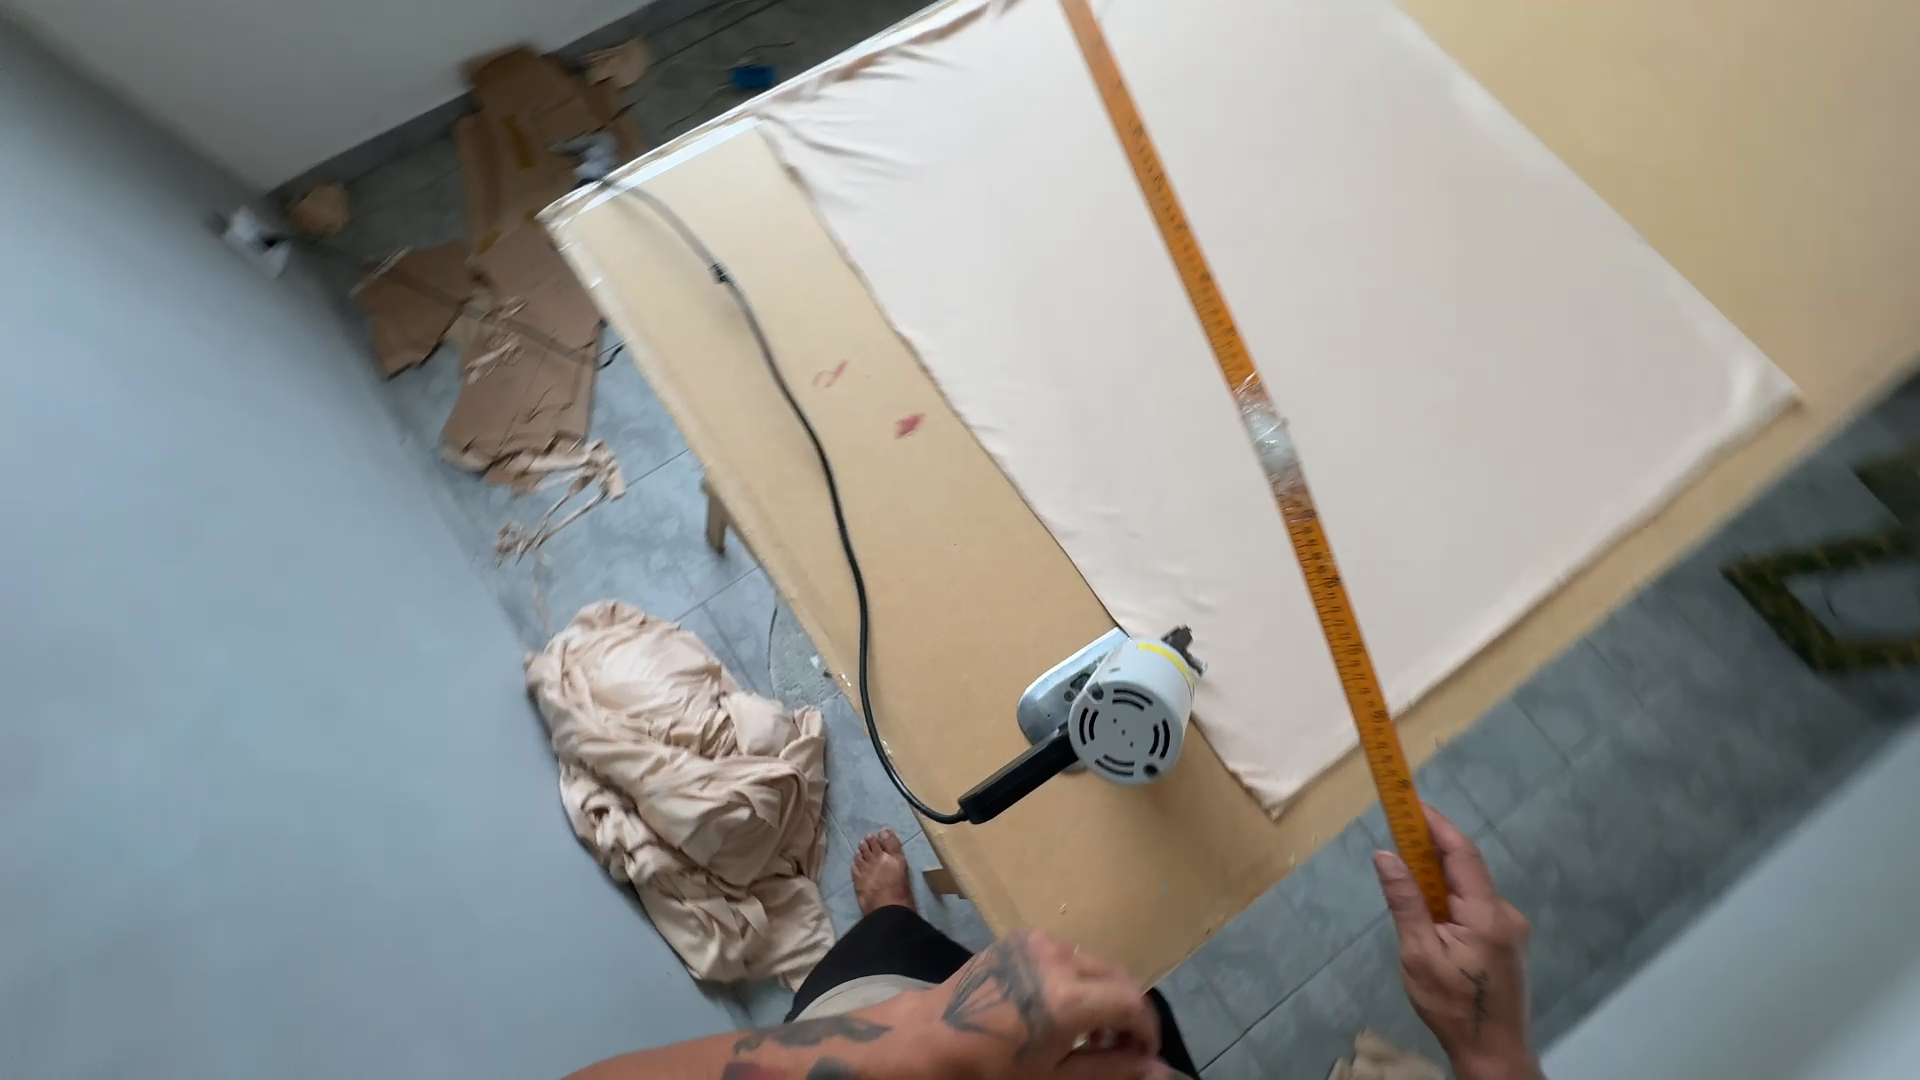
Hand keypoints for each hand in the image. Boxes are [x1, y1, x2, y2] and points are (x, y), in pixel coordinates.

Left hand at [909, 929, 1176, 1079]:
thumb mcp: (1056, 1078)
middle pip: (1118, 976)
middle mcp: (1058, 956)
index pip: (1133, 1002)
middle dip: (1127, 1011)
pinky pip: (1067, 951)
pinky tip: (1061, 1005)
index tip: (1143, 1056)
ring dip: (1103, 992)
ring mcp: (1039, 940)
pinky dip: (1078, 975)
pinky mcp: (1023, 935)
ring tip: (1088, 1031)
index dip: (1147, 1031)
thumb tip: (1163, 1073)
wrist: (934, 1036)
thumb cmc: (994, 1069)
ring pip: (1094, 961)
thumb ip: (1113, 1070)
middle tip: (1118, 1048)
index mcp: (1068, 996)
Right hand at [1373, 806, 1541, 1079]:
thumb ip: (1404, 901)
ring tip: (1401, 872)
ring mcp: (1508, 928)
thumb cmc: (1453, 1006)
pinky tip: (1423, 905)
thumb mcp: (1418, 953)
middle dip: (1427, 845)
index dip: (1436, 823)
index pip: (1461, 854)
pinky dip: (1444, 892)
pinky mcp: (1503, 940)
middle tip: (1393, 828)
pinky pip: (1470, 902)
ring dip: (1433, 872)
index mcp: (1487, 916)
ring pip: (1465, 885)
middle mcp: (1504, 915)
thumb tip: (1385, 855)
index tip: (1410, 800)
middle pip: (1463, 866)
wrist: (1494, 1057)